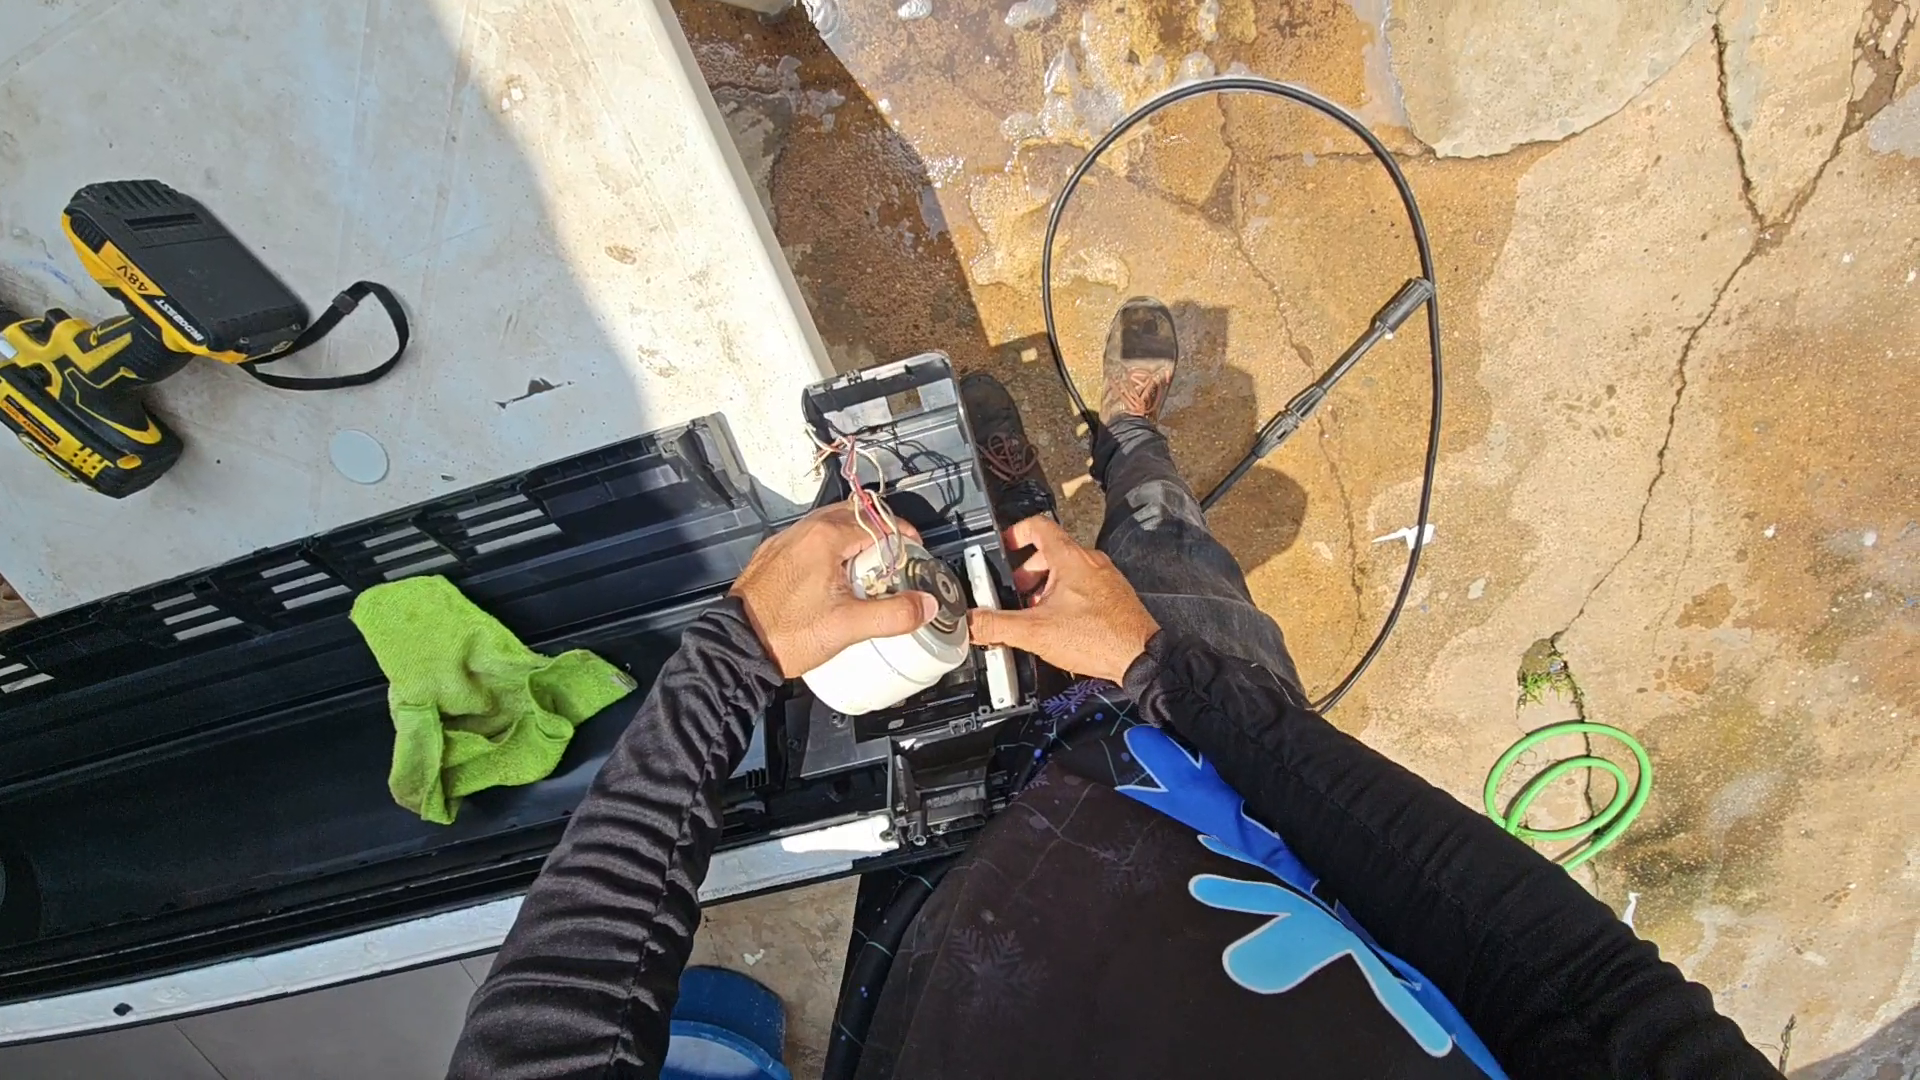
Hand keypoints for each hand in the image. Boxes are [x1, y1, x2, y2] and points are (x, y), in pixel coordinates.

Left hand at [731, 504, 937, 676]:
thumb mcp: (849, 627)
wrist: (737, 646)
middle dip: (880, 532)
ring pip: (830, 525)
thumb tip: (924, 605)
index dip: (902, 535)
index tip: (913, 551)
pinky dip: (830, 549)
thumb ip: (894, 614)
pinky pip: (810, 540)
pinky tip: (834, 579)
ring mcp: (786, 541)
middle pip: (855, 515)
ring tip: (867, 570)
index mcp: (826, 537)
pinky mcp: (773, 556)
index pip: (878, 522)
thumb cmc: (786, 633)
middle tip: (894, 559)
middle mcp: (804, 531)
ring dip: (854, 540)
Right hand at [968, 516, 1158, 683]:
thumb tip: (969, 623)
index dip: (1015, 533)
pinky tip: (1058, 624)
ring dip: (1045, 586)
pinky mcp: (1114, 597)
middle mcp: (1090, 562)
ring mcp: (1105, 579)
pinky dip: (1065, 598)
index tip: (1003, 546)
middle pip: (1050, 552)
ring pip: (1067, 571)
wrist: (1141, 659)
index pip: (1038, 526)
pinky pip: (1083, 587)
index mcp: (1070, 558)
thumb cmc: (1099, 638)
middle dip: (1027, 571)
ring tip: (1033, 612)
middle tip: (1014, 592)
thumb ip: (996, 626)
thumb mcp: (1035, 632)